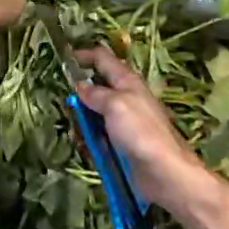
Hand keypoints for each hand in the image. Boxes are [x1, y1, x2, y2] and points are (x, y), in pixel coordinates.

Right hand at [73, 46, 215, 213]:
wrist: (165, 173)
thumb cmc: (141, 133)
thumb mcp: (115, 105)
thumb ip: (95, 93)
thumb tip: (80, 85)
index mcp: (127, 81)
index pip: (102, 58)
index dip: (83, 56)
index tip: (64, 61)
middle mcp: (126, 98)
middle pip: (97, 87)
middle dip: (79, 94)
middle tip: (67, 103)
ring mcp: (124, 122)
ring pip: (95, 113)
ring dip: (83, 121)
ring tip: (77, 131)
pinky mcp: (122, 143)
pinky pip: (100, 134)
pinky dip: (91, 139)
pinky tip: (87, 147)